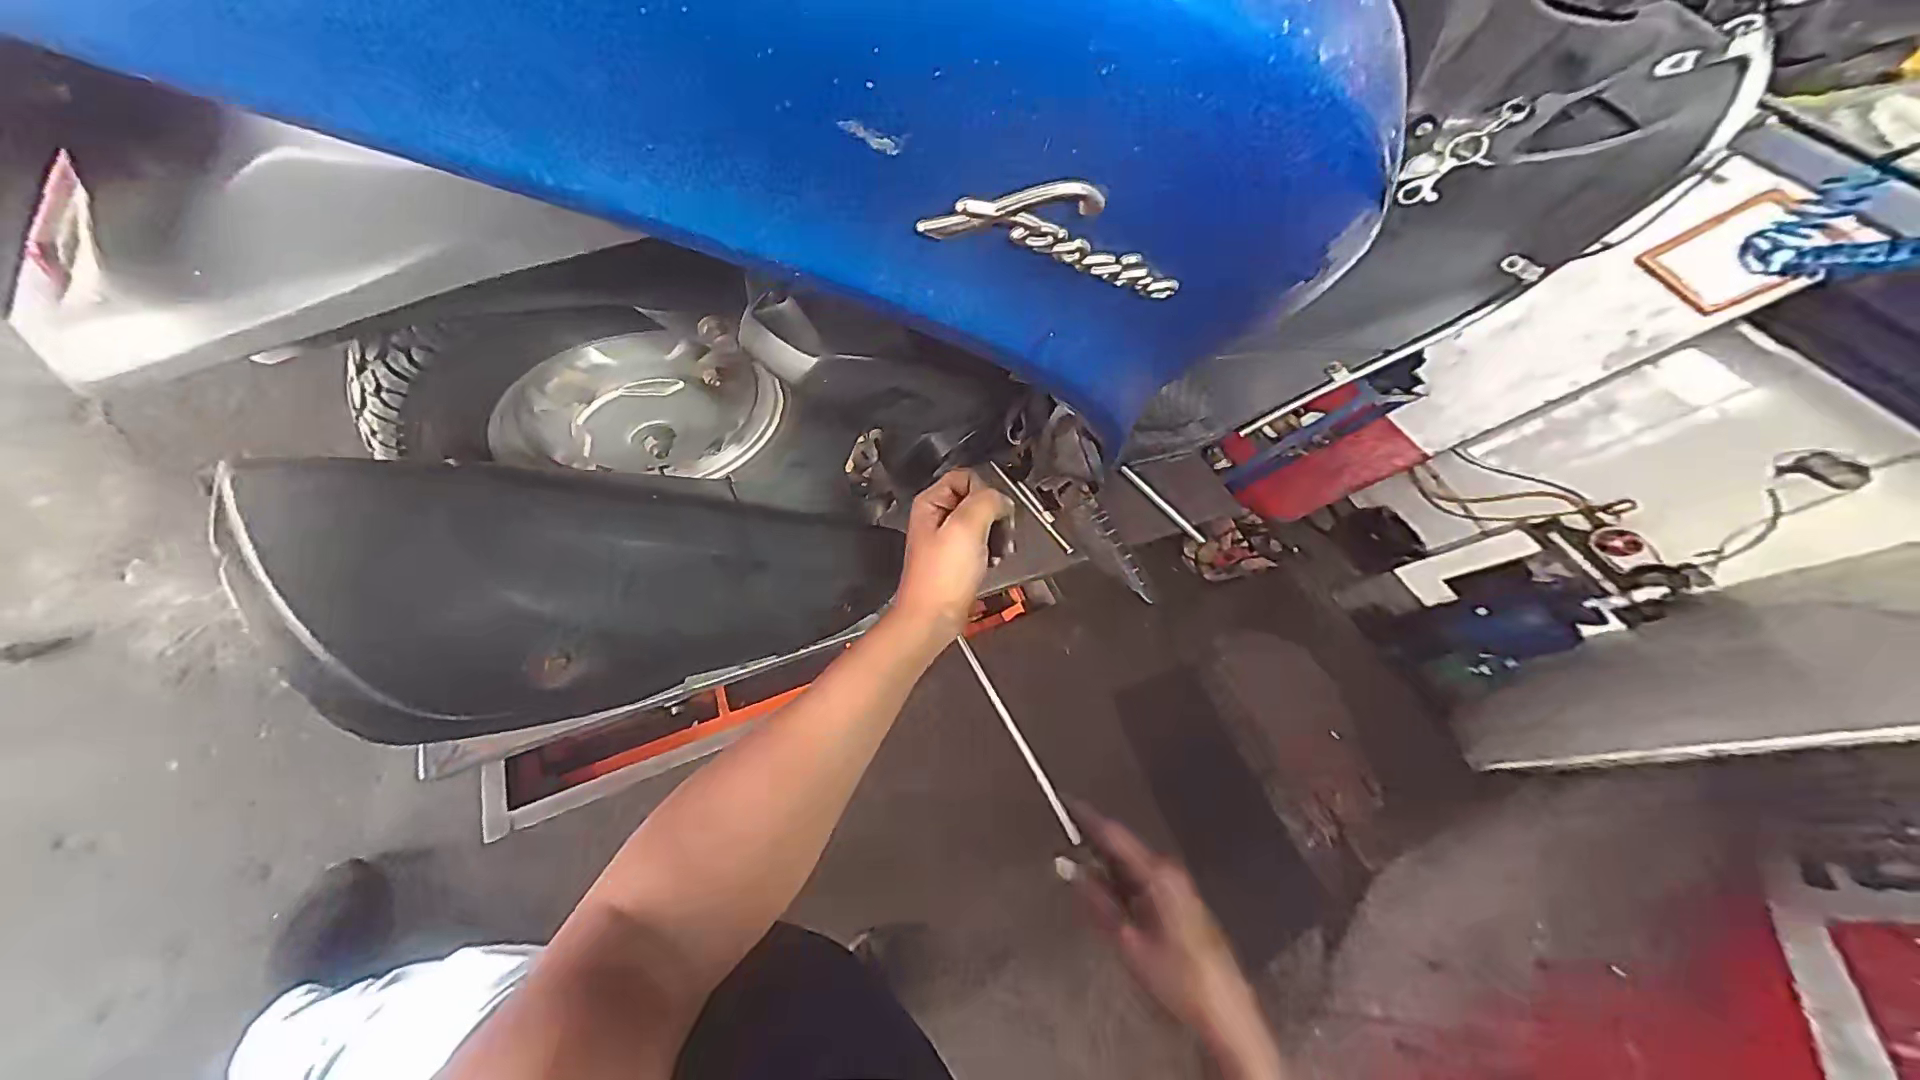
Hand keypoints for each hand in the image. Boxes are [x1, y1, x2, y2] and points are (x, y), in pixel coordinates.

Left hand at [892, 468, 1012, 637]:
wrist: (933, 618)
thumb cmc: (943, 575)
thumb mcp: (967, 526)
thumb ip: (987, 501)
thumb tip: (1002, 500)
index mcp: (931, 502)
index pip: (967, 476)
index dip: (984, 492)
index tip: (992, 512)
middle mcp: (937, 516)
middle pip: (977, 499)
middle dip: (994, 515)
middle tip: (999, 533)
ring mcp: (947, 538)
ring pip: (983, 521)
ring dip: (996, 534)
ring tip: (997, 551)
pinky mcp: (957, 557)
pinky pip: (981, 542)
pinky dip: (991, 549)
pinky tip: (993, 561)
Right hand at [1071, 806, 1284, 1079]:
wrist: (1224, 1009)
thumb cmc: (1180, 978)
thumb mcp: (1128, 942)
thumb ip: (1098, 903)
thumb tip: (1075, 873)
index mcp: (1157, 873)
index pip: (1114, 833)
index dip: (1087, 818)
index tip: (1066, 804)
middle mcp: (1170, 871)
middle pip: (1122, 848)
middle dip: (1094, 849)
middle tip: (1068, 852)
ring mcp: (1178, 884)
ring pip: (1131, 865)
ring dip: (1107, 870)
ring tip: (1086, 883)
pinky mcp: (1181, 899)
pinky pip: (1142, 878)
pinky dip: (1122, 883)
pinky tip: (1113, 902)